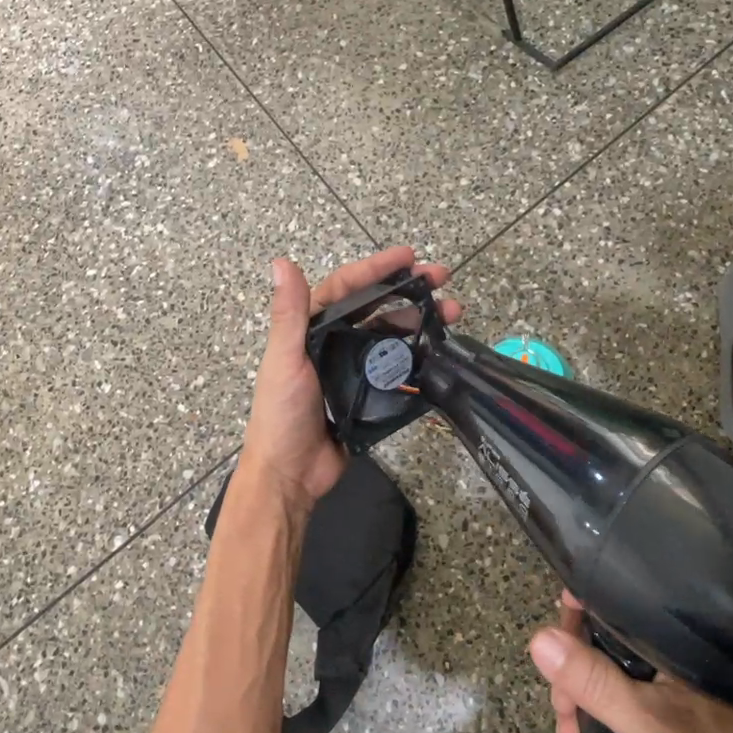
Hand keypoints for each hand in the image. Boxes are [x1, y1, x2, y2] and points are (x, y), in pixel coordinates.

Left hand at [238, 246, 461, 513]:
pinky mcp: (369, 395)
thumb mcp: (285, 359)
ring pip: (392, 336)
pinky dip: (418, 358)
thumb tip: (280, 261)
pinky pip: (397, 370)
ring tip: (452, 314)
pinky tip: (440, 352)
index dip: (376, 268)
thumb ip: (288, 312)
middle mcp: (333, 342)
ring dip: (420, 321)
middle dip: (409, 290)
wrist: (290, 476)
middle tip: (443, 279)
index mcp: (310, 329)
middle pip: (376, 307)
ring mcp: (354, 368)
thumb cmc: (282, 413)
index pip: (347, 287)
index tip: (409, 256)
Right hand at [532, 593, 732, 732]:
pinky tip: (583, 730)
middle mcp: (671, 651)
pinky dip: (599, 708)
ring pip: (610, 667)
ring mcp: (671, 681)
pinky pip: (623, 693)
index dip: (579, 610)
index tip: (551, 632)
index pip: (616, 600)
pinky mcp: (673, 708)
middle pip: (605, 636)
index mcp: (671, 638)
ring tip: (568, 728)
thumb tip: (539, 638)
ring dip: (578, 692)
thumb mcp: (644, 721)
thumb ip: (595, 681)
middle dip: (571, 665)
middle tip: (560, 707)